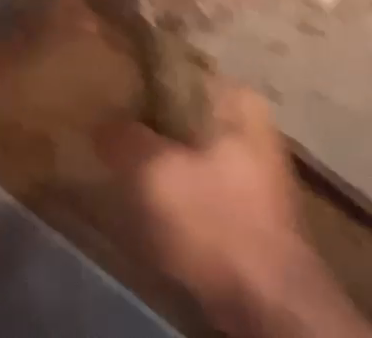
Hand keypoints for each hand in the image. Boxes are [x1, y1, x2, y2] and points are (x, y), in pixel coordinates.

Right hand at [96, 83, 316, 317]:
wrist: (268, 298)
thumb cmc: (214, 222)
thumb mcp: (155, 175)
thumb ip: (125, 139)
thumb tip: (104, 123)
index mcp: (239, 100)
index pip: (180, 73)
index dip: (141, 86)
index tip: (110, 101)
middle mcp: (254, 124)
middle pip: (186, 114)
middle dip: (151, 128)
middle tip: (113, 142)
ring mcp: (256, 165)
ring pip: (194, 150)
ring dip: (164, 163)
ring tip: (128, 177)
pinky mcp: (251, 203)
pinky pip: (204, 183)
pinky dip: (181, 191)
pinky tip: (158, 210)